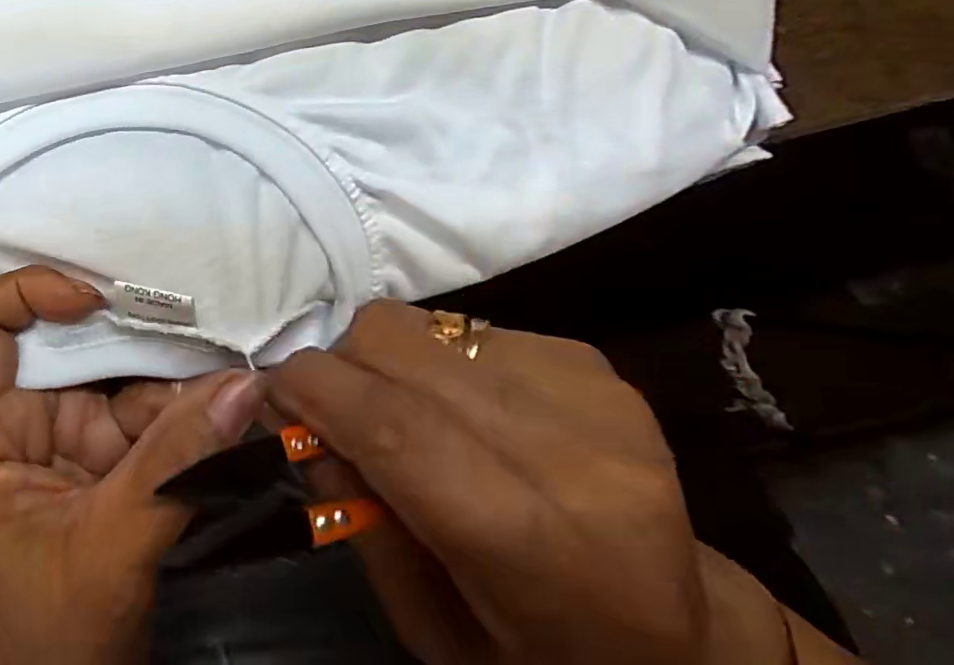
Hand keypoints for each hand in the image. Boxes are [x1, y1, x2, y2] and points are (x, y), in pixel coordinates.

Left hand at [0, 267, 266, 664]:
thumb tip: (242, 386)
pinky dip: (185, 404)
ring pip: (116, 374)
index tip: (93, 298)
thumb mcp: (110, 544)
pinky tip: (226, 394)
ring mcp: (67, 435)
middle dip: (124, 326)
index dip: (28, 293)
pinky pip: (147, 410)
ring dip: (169, 368)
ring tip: (225, 352)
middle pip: (61, 342)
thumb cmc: (55, 634)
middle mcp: (19, 423)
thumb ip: (176, 463)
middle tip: (187, 311)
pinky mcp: (106, 455)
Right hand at [267, 300, 858, 664]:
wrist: (682, 631)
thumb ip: (357, 515)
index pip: (399, 430)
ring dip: (390, 359)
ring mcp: (592, 390)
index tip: (272, 389)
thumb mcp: (431, 626)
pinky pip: (467, 326)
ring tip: (406, 409)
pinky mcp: (594, 360)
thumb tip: (294, 414)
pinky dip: (438, 359)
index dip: (318, 392)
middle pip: (404, 349)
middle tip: (336, 406)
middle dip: (343, 364)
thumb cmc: (538, 653)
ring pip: (426, 322)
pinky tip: (464, 407)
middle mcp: (575, 449)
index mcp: (539, 549)